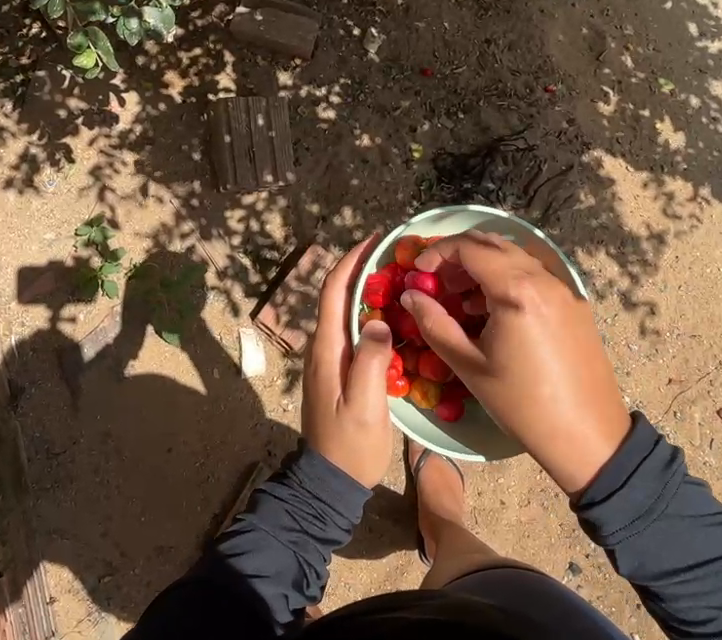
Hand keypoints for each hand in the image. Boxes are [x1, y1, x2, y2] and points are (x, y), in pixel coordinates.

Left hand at [302, 237, 395, 487]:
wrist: (329, 481)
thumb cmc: (349, 445)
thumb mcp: (366, 406)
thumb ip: (372, 362)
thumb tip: (379, 322)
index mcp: (327, 348)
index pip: (333, 291)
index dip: (350, 261)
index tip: (373, 240)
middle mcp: (323, 346)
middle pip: (338, 295)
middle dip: (361, 268)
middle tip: (394, 254)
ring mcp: (329, 358)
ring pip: (345, 311)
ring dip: (366, 289)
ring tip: (398, 276)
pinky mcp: (338, 369)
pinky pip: (352, 330)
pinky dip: (369, 313)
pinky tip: (393, 316)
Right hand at [402, 231, 629, 495]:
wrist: (589, 437)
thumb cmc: (522, 404)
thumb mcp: (468, 365)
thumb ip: (434, 323)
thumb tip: (411, 295)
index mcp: (516, 290)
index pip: (470, 247)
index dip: (437, 252)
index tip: (418, 272)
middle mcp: (544, 279)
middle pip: (493, 243)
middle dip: (459, 254)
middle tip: (436, 280)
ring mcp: (565, 290)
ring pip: (515, 256)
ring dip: (483, 265)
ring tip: (460, 298)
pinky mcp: (575, 305)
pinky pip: (535, 275)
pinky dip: (507, 278)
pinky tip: (492, 310)